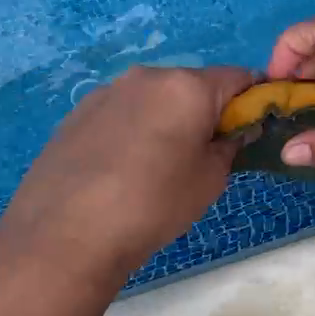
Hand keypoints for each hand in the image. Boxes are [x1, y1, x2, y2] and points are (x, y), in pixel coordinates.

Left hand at [0, 64, 257, 289]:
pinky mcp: (75, 115)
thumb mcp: (212, 178)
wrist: (61, 239)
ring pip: (157, 98)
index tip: (251, 132)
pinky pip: (124, 113)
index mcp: (188, 86)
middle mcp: (147, 77)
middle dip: (208, 111)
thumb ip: (231, 144)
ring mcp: (106, 93)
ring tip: (161, 164)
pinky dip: (136, 130)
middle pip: (195, 85)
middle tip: (207, 153)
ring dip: (170, 120)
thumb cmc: (154, 204)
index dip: (253, 103)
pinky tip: (126, 168)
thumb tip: (234, 131)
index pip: (241, 78)